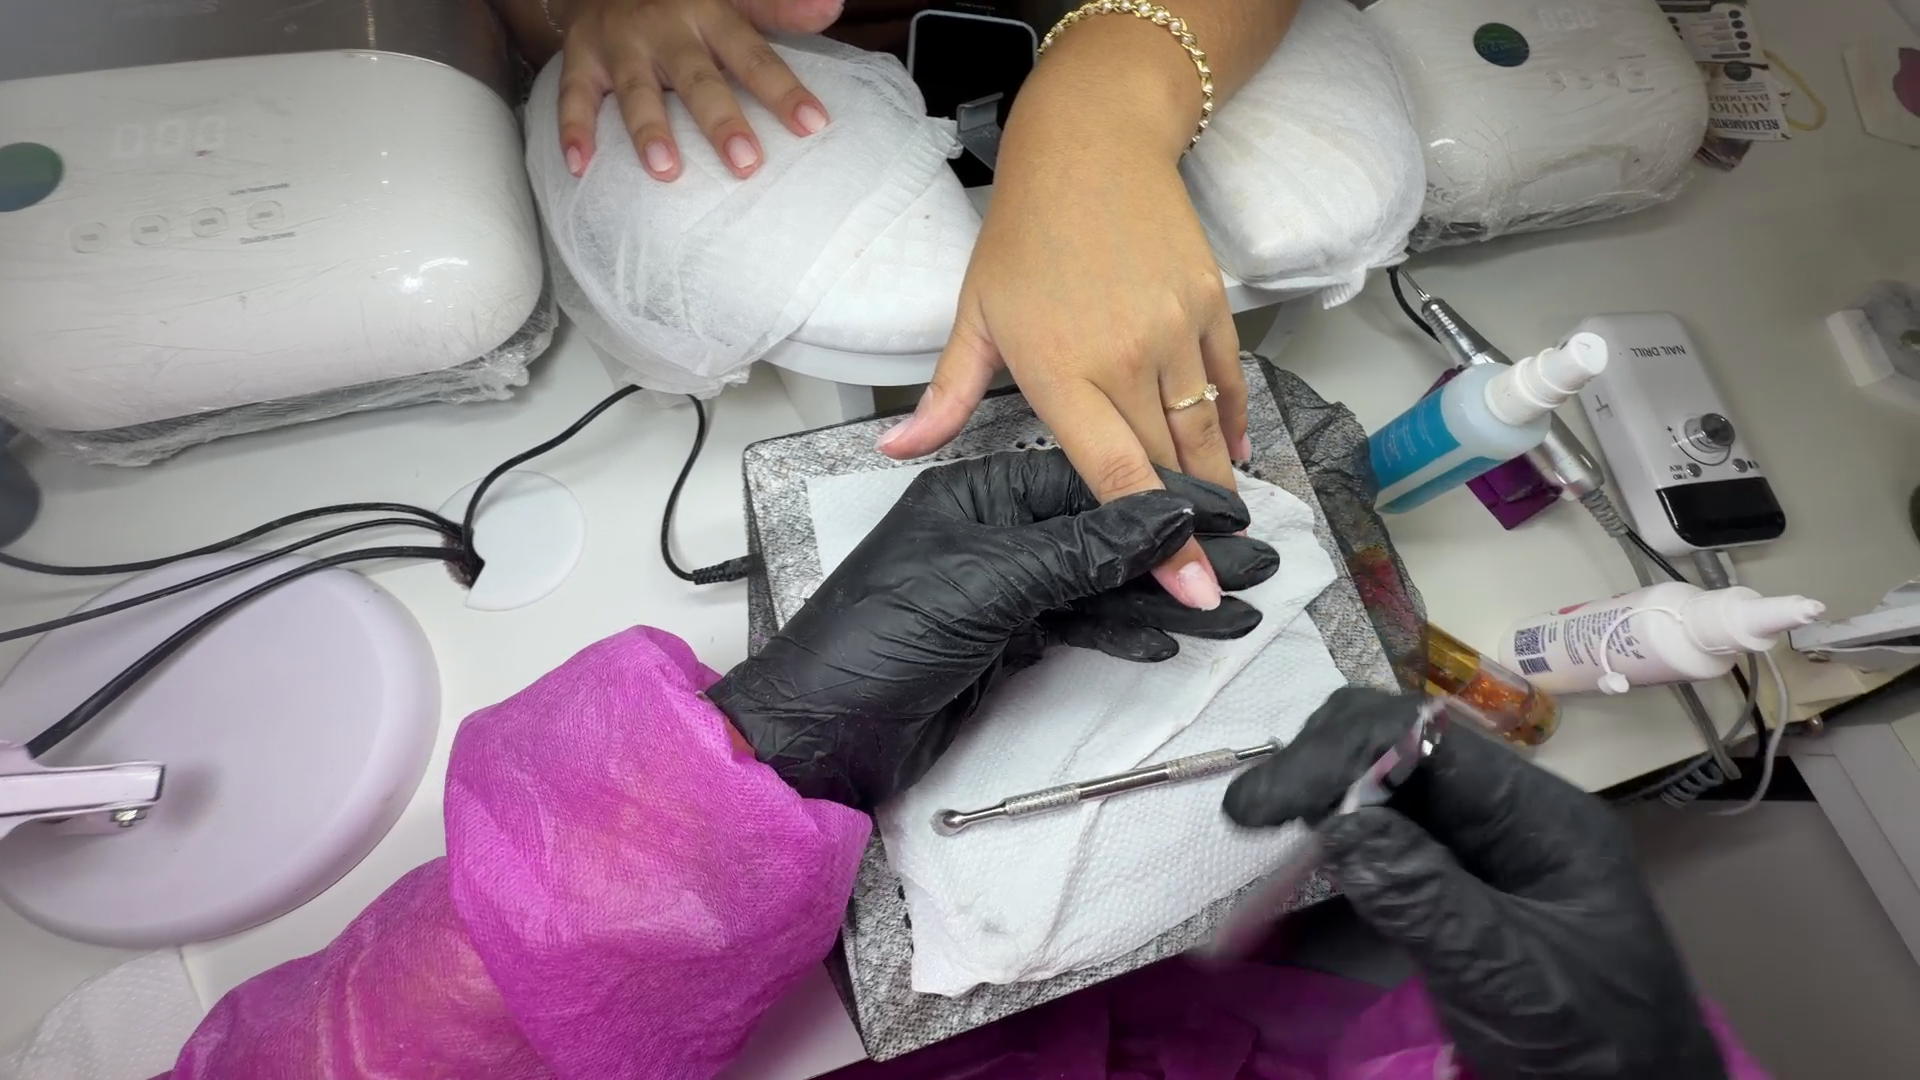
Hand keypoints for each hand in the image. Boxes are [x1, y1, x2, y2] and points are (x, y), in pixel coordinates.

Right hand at [554, 0, 840, 179]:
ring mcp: (620, 42)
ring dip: (649, 130)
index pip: (753, 55)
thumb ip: (778, 10)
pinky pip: (574, 95)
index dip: (783, 90)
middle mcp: (664, 26)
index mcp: (709, 12)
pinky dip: (573, 130)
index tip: (813, 124)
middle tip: (746, 164)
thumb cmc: (688, 3)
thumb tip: (832, 7)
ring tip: (667, 171)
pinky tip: (581, 167)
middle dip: (720, 121)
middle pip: (696, 78)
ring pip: (635, 90)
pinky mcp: (581, 56)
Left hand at [708, 449, 1277, 809]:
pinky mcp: (1004, 638)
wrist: (829, 728)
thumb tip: (1166, 516)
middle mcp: (995, 532)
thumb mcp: (989, 582)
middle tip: (1254, 566)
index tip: (1232, 512)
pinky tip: (1166, 640)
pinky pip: (1075, 625)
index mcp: (981, 494)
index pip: (1091, 483)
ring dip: (1160, 600)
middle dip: (1177, 554)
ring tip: (1231, 613)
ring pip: (1096, 586)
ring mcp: (1002, 588)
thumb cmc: (886, 634)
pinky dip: (1119, 632)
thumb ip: (1081, 550)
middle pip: (1103, 535)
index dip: (1164, 498)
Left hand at [876, 68, 1246, 612]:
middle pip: (1167, 466)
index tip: (1192, 588)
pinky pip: (1230, 384)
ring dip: (1213, 485)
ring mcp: (1176, 333)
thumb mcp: (974, 318)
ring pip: (1204, 431)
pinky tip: (1231, 455)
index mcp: (1063, 375)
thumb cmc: (1022, 237)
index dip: (1155, 542)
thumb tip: (896, 449)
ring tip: (1221, 525)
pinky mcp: (1210, 307)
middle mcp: (1128, 362)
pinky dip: (1232, 425)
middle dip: (1189, 527)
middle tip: (1207, 574)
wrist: (1090, 147)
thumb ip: (946, 397)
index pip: (1114, 475)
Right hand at [1223, 689, 1729, 1079]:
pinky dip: (1322, 807)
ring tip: (1266, 819)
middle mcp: (1496, 798)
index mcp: (1536, 813)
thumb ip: (1427, 900)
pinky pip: (1369, 803)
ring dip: (1312, 779)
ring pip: (1369, 758)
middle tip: (1257, 813)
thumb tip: (1336, 821)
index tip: (1264, 804)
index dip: (1334, 754)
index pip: (1421, 737)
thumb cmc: (1592, 1051)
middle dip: (1316, 759)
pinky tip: (1303, 835)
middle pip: (1388, 730)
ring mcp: (1467, 822)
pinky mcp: (1438, 849)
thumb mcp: (1512, 985)